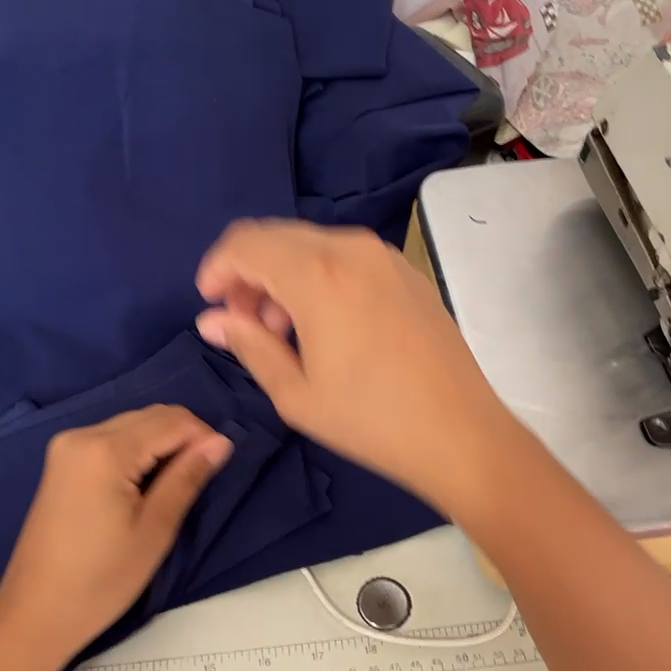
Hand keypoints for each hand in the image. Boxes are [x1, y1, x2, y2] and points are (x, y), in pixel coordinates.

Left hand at [0, 406, 230, 655]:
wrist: (36, 613)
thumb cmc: (101, 579)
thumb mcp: (155, 529)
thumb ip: (188, 477)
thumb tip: (222, 442)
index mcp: (106, 450)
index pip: (172, 420)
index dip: (205, 437)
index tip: (219, 469)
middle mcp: (83, 435)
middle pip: (151, 415)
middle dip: (184, 437)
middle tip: (200, 479)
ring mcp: (67, 446)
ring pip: (133, 424)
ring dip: (162, 443)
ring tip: (175, 485)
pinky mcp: (62, 461)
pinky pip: (113, 438)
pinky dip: (138, 450)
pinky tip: (145, 484)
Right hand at [193, 219, 529, 512]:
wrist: (460, 433)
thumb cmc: (371, 420)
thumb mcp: (296, 393)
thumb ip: (249, 345)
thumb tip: (213, 320)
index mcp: (319, 275)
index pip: (247, 242)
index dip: (218, 268)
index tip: (210, 305)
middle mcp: (352, 249)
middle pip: (278, 237)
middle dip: (249, 273)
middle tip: (244, 324)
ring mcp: (386, 257)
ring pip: (313, 245)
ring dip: (284, 276)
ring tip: (283, 333)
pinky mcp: (407, 272)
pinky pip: (346, 258)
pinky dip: (319, 278)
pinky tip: (325, 326)